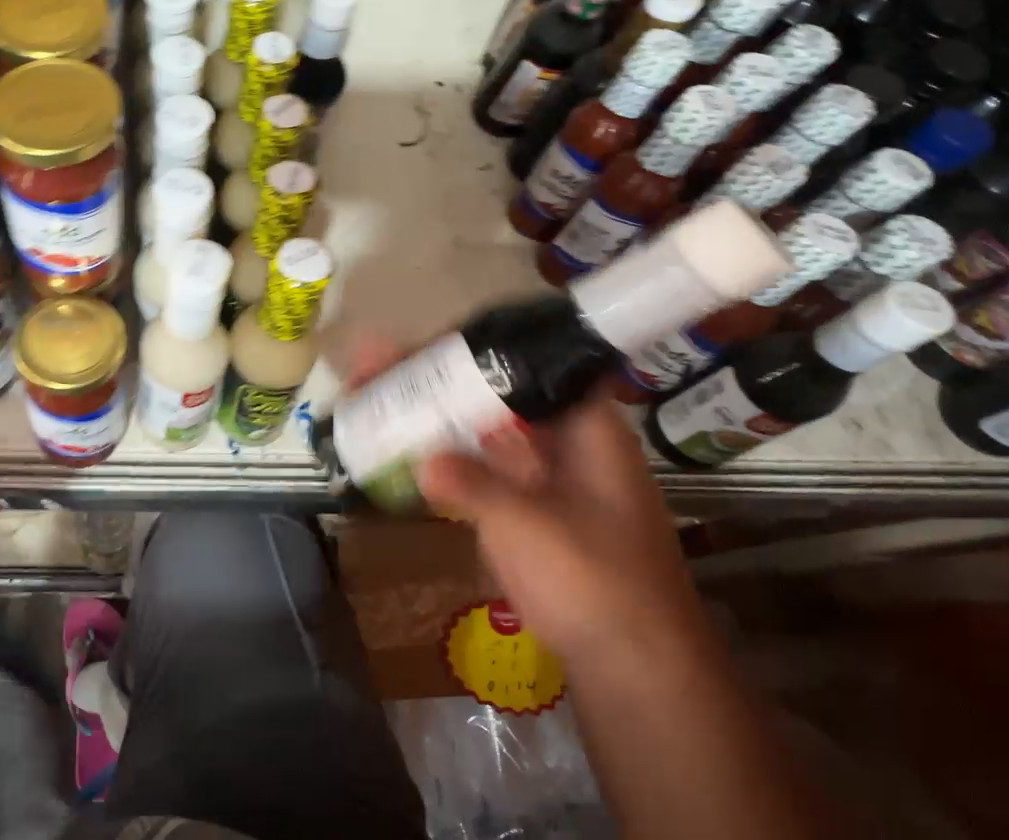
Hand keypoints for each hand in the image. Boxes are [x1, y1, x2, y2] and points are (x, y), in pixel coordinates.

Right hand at [351, 341, 710, 666]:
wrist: (634, 668)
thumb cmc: (596, 584)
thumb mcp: (530, 526)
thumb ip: (474, 485)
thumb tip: (423, 462)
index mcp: (586, 430)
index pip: (528, 363)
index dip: (474, 346)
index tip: (419, 341)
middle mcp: (564, 444)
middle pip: (494, 393)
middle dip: (436, 379)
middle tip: (375, 365)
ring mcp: (543, 480)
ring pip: (480, 431)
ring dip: (432, 416)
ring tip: (373, 395)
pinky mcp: (524, 513)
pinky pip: (475, 471)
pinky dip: (440, 459)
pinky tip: (397, 450)